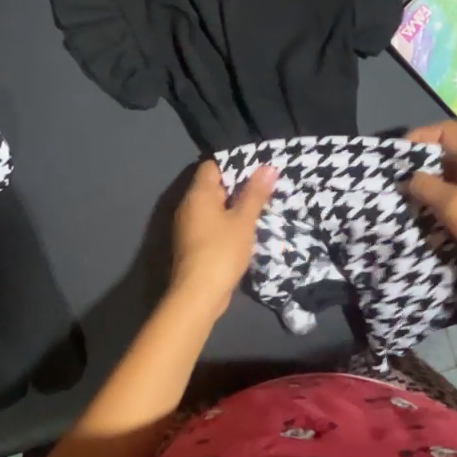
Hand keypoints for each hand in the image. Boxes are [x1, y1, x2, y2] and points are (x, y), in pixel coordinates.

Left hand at [170, 161, 276, 304]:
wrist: (198, 293)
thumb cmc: (221, 251)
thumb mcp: (243, 221)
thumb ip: (255, 194)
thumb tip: (268, 167)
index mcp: (198, 194)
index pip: (212, 165)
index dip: (234, 163)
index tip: (257, 168)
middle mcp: (188, 205)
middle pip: (212, 185)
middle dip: (237, 185)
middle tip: (264, 186)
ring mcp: (188, 225)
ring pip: (212, 206)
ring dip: (233, 206)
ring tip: (259, 206)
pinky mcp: (192, 243)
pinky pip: (211, 223)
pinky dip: (226, 222)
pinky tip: (245, 228)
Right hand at [404, 121, 456, 298]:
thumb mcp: (455, 204)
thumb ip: (427, 187)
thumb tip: (410, 178)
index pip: (446, 132)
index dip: (420, 136)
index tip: (397, 156)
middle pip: (445, 157)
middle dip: (418, 167)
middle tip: (393, 182)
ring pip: (447, 184)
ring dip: (425, 192)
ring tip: (400, 202)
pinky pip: (452, 207)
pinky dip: (435, 211)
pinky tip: (418, 221)